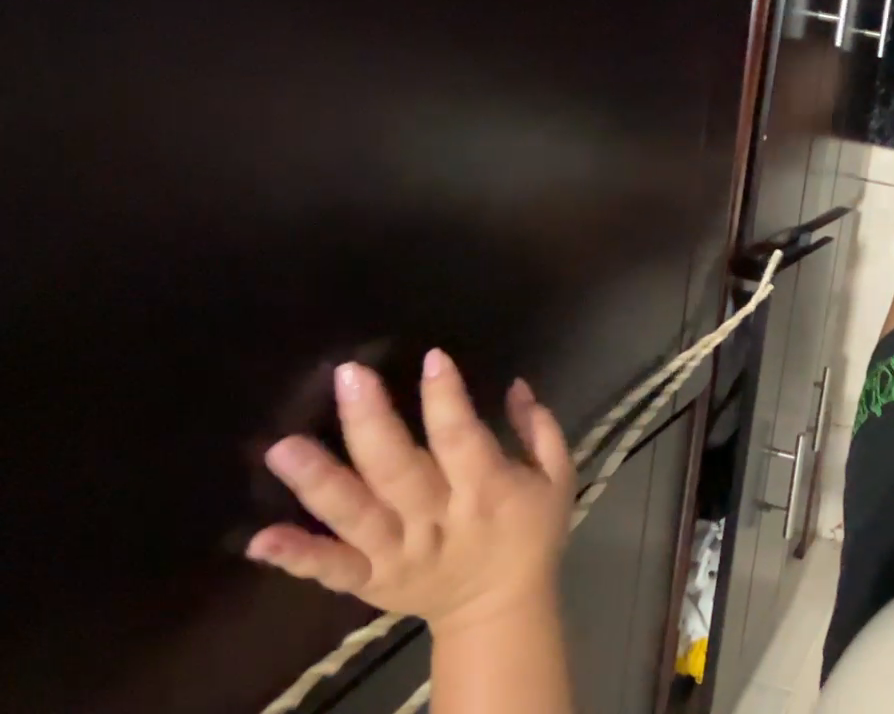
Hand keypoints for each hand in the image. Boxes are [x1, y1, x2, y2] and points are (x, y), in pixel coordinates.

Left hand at [247, 349, 574, 634]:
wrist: (502, 607)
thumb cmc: (533, 531)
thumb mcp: (558, 477)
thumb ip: (540, 430)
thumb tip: (515, 384)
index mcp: (487, 490)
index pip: (462, 437)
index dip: (446, 397)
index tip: (432, 359)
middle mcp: (438, 519)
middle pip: (398, 468)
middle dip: (371, 421)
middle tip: (348, 377)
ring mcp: (398, 553)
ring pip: (355, 514)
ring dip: (319, 482)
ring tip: (283, 448)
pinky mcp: (370, 580)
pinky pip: (331, 569)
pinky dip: (297, 556)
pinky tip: (260, 540)